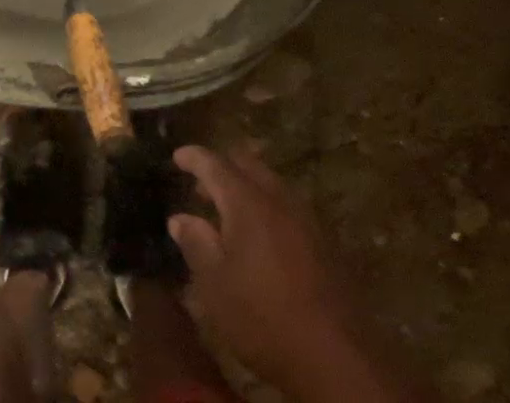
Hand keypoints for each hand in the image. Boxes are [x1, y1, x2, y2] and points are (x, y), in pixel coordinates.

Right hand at [167, 146, 375, 395]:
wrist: (333, 353)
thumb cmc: (261, 316)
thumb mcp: (214, 284)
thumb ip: (196, 243)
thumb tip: (180, 218)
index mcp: (247, 203)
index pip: (216, 165)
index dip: (195, 157)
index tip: (177, 155)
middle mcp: (279, 200)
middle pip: (249, 165)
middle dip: (223, 166)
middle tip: (200, 184)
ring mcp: (306, 219)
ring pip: (272, 184)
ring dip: (246, 187)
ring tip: (226, 210)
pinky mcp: (324, 241)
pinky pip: (288, 206)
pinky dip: (266, 206)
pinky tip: (258, 234)